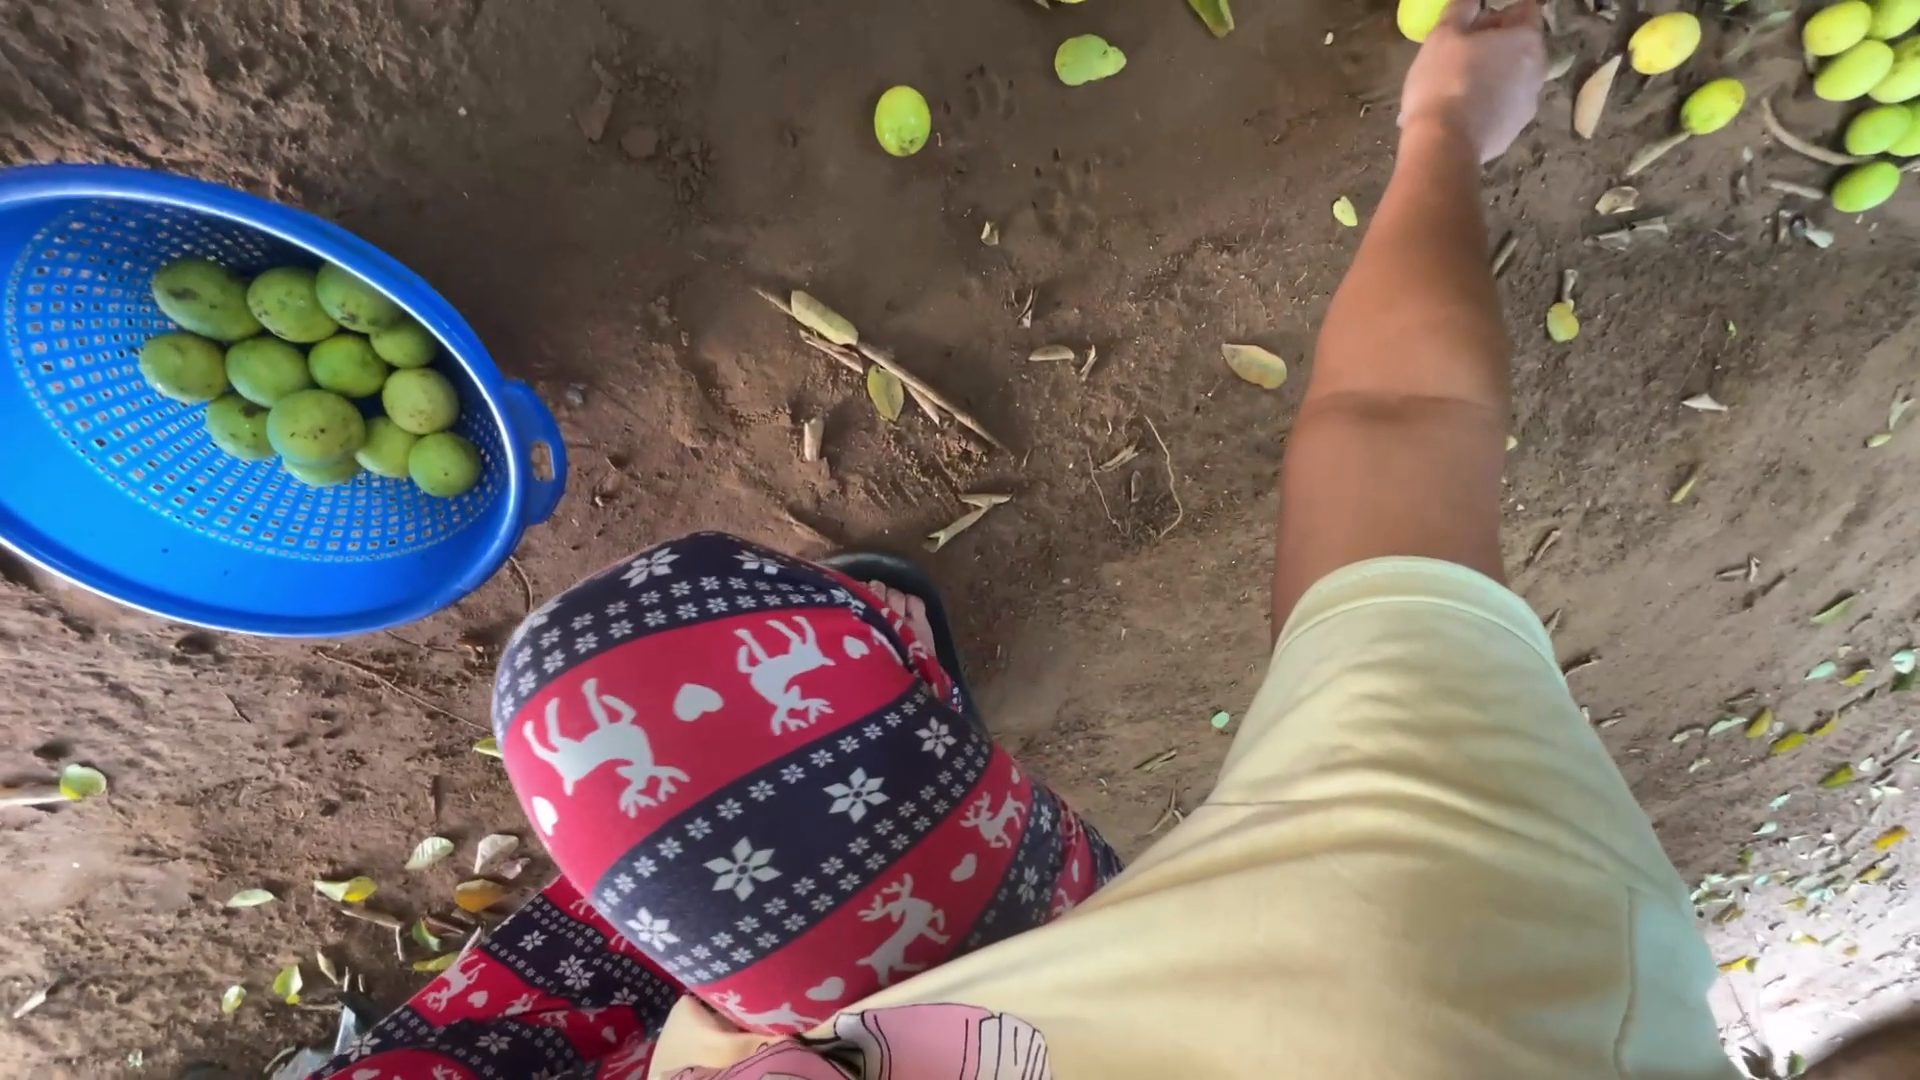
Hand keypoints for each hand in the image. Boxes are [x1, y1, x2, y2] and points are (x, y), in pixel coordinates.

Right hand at [1399, 0, 1545, 162]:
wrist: (1442, 147)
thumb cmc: (1444, 84)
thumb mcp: (1442, 37)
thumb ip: (1460, 10)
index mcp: (1526, 37)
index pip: (1523, 10)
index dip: (1496, 16)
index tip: (1471, 29)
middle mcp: (1537, 67)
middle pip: (1518, 49)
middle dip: (1492, 52)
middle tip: (1458, 65)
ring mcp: (1527, 103)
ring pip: (1508, 83)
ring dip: (1487, 84)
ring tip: (1453, 99)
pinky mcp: (1511, 133)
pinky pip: (1498, 113)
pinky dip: (1482, 112)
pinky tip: (1456, 121)